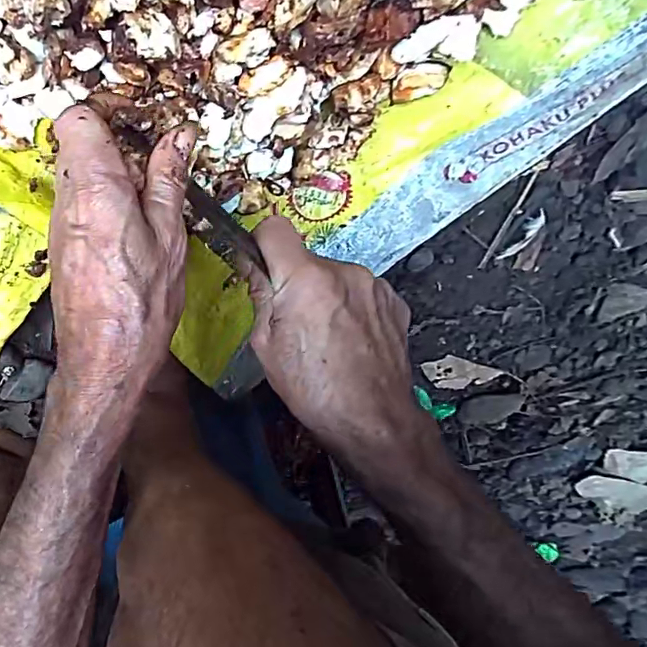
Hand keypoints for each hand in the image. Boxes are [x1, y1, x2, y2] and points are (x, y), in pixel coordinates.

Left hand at [47, 107, 192, 403]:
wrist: (104, 361)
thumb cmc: (140, 308)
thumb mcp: (169, 240)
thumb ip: (168, 181)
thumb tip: (177, 137)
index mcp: (95, 189)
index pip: (75, 119)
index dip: (106, 116)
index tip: (137, 128)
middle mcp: (67, 201)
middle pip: (77, 146)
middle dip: (115, 149)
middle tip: (153, 171)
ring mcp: (58, 224)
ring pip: (77, 176)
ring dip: (111, 179)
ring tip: (147, 208)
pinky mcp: (59, 245)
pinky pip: (77, 206)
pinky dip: (102, 205)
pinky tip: (130, 233)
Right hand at [247, 217, 435, 471]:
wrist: (372, 418)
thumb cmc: (312, 389)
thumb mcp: (265, 346)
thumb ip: (260, 298)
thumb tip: (253, 268)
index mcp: (305, 280)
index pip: (274, 228)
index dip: (262, 244)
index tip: (261, 265)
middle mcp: (343, 271)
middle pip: (306, 259)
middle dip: (294, 281)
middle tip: (292, 321)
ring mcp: (373, 285)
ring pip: (333, 276)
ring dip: (324, 294)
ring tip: (324, 336)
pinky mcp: (393, 300)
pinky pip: (358, 291)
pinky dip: (349, 306)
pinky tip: (347, 339)